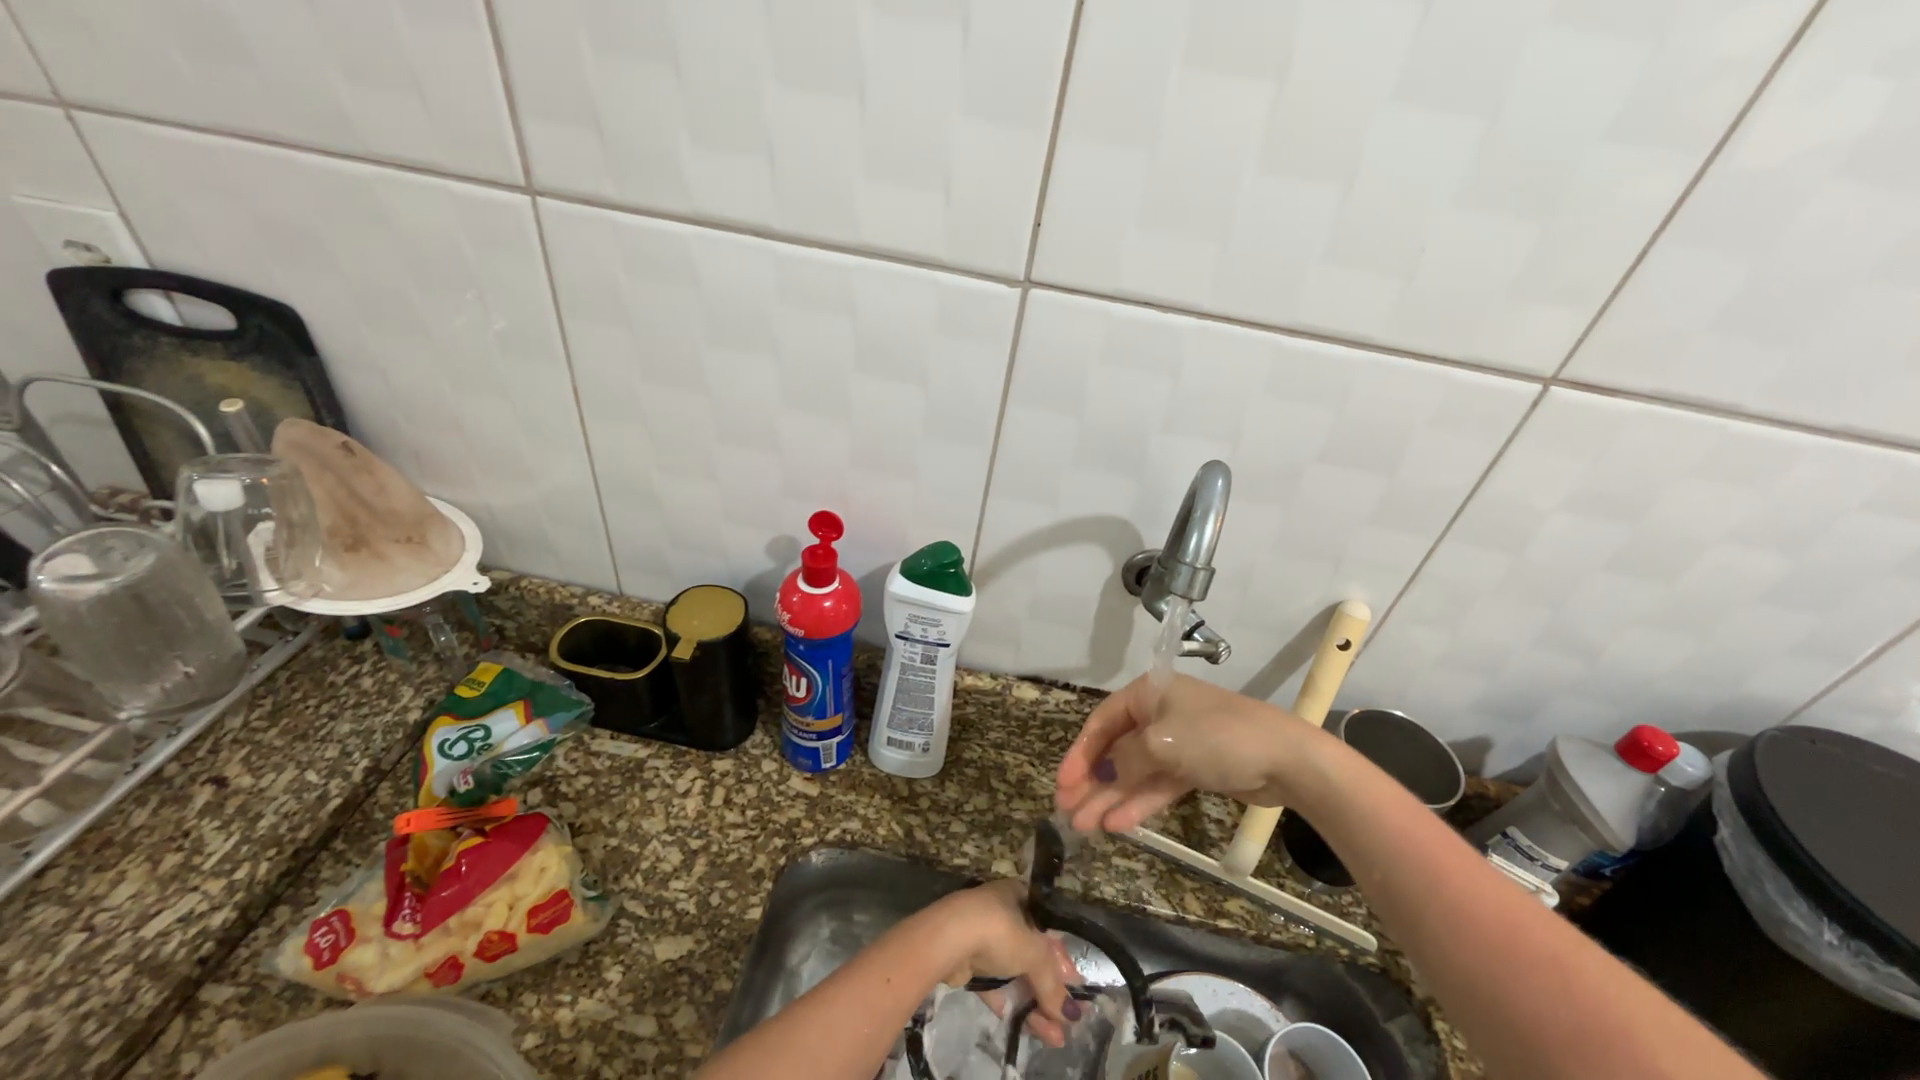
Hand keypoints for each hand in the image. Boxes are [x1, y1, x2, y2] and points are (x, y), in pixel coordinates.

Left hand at [927, 880, 1081, 1045]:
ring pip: (1014, 973)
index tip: (1076, 988)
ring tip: (1054, 1036)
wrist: (946, 939)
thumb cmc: (998, 931)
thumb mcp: (1034, 954)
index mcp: (1020, 898)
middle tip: (1067, 1019)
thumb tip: (1071, 1016)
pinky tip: (1024, 1025)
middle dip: (1050, 990)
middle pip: (1032, 956)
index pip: (1049, 930)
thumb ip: (1052, 985)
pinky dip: (1009, 1002)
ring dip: (1034, 1004)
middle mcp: (1002, 914)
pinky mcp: (968, 962)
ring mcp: (983, 938)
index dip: (1064, 960)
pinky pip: (995, 984)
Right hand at [1057, 673, 1320, 832]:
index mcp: (1149, 693)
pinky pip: (1157, 785)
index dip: (1080, 755)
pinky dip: (1138, 802)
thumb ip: (1125, 760)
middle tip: (1067, 811)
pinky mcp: (1195, 768)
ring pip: (1134, 772)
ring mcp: (1178, 743)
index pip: (1101, 722)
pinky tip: (1117, 824)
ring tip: (1084, 827)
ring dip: (1110, 798)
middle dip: (1092, 782)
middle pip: (1115, 750)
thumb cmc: (1217, 737)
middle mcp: (1160, 714)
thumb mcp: (1161, 744)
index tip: (1062, 785)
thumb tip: (1104, 774)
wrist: (1286, 759)